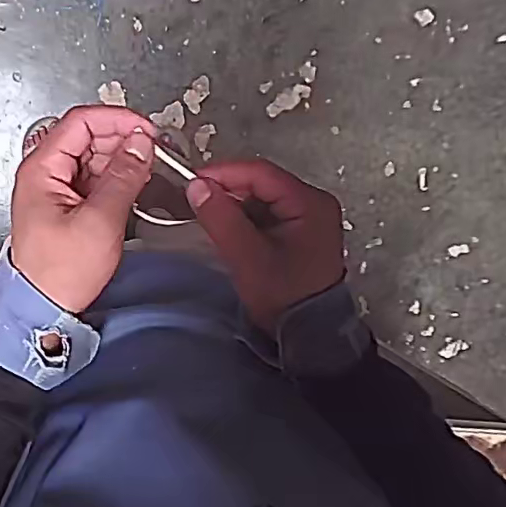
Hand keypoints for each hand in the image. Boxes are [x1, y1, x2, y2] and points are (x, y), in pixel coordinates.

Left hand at [10, 105, 156, 312]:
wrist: (43, 307)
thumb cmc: (60, 272)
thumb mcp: (99, 221)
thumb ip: (123, 178)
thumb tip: (140, 144)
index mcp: (41, 170)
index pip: (79, 122)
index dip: (116, 119)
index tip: (146, 130)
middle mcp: (43, 173)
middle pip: (85, 136)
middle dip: (121, 139)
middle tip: (151, 152)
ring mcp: (53, 189)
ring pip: (90, 156)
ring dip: (119, 159)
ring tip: (145, 171)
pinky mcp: (64, 204)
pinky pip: (91, 178)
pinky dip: (113, 178)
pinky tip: (131, 186)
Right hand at [185, 159, 345, 330]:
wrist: (309, 333)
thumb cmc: (283, 294)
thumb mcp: (247, 255)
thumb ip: (221, 218)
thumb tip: (197, 186)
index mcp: (309, 203)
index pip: (260, 172)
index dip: (224, 173)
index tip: (193, 181)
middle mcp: (313, 204)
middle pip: (261, 182)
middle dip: (227, 189)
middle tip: (196, 199)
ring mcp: (307, 219)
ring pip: (260, 198)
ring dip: (233, 204)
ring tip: (208, 216)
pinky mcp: (297, 233)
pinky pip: (264, 214)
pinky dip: (242, 218)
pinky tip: (226, 230)